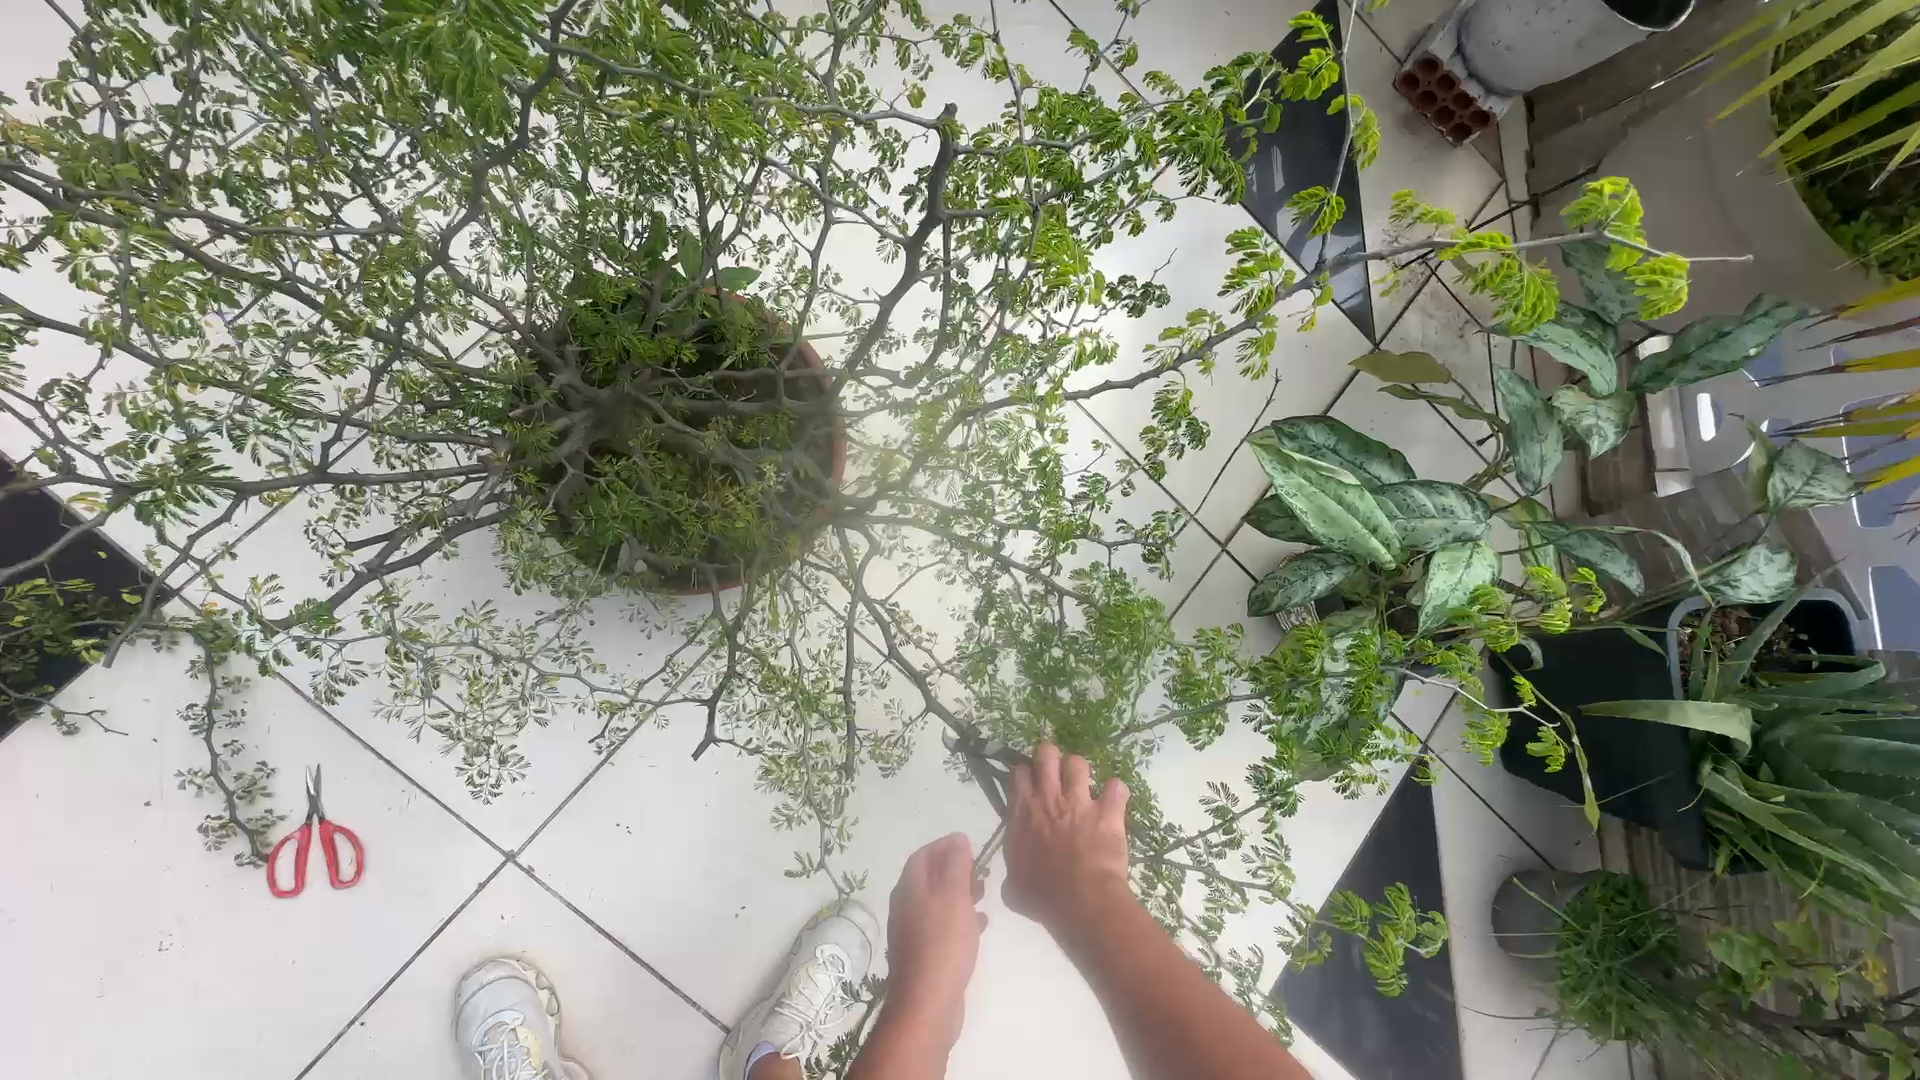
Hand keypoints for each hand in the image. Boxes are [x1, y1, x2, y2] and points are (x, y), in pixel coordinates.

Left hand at [884, 832, 985, 1042]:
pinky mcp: (924, 954)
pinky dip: (960, 920)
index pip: (924, 854)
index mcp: (909, 887)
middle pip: (930, 878)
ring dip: (961, 896)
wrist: (927, 1003)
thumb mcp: (954, 894)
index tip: (971, 847)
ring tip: (983, 899)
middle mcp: (906, 906)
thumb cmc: (943, 942)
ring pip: (938, 903)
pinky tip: (978, 927)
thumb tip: (957, 838)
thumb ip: (956, 864)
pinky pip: (942, 927)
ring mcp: (913, 932)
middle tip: (980, 875)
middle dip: (956, 871)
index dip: (946, 846)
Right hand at [1002, 742, 1131, 932]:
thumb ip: (1012, 874)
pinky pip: (1116, 787)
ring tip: (1084, 784)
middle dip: (1051, 756)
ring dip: (1081, 771)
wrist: (1081, 902)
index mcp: (1023, 813)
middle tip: (1055, 771)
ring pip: (1078, 763)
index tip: (1030, 782)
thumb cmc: (1043, 898)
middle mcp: (1049, 798)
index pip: (1019, 772)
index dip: (1025, 772)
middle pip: (1047, 754)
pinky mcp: (1107, 811)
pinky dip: (1116, 792)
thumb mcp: (1014, 888)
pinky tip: (1114, 801)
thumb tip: (1013, 881)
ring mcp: (1079, 802)